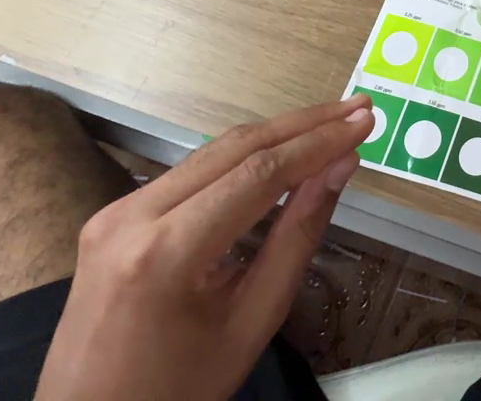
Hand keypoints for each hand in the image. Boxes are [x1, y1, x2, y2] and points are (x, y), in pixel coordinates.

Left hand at [35, 94, 374, 400]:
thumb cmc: (179, 390)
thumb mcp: (254, 318)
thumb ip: (300, 233)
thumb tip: (342, 165)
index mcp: (165, 252)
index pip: (259, 173)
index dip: (319, 142)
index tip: (366, 120)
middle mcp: (132, 216)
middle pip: (236, 148)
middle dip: (305, 124)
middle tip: (359, 108)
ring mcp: (116, 212)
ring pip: (214, 152)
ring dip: (278, 134)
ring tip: (332, 124)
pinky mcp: (114, 214)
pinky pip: (193, 171)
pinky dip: (244, 158)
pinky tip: (282, 153)